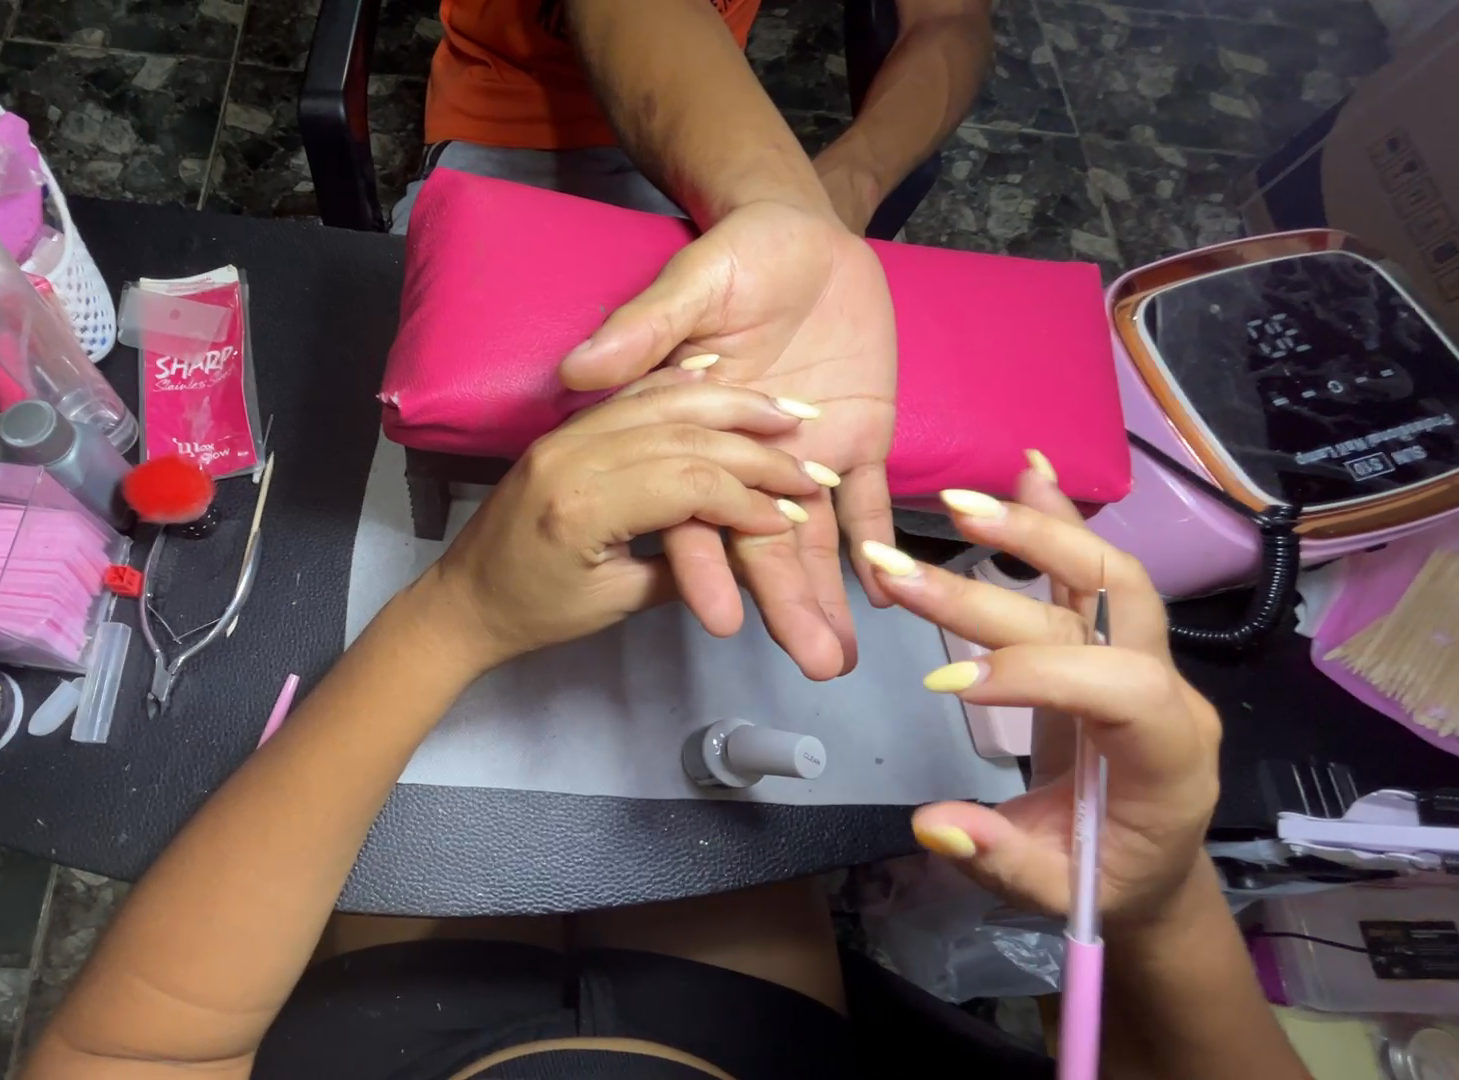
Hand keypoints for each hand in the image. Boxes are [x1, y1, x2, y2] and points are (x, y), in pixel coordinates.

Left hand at [417, 381, 823, 672]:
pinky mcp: (560, 431)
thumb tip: (744, 552)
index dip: (747, 498)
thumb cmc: (534, 614)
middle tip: (807, 463)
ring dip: (727, 406)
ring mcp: (562, 437)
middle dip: (753, 450)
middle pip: (681, 435)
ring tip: (784, 414)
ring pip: (659, 404)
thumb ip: (681, 572)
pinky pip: (627, 397)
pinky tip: (715, 382)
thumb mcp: (612, 603)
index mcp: (583, 507)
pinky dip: (677, 388)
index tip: (789, 516)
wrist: (463, 598)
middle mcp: (571, 457)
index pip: (688, 483)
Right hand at [559, 199, 897, 680]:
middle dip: (779, 602)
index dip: (702, 560)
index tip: (717, 617)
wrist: (802, 236)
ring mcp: (803, 458)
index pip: (691, 508)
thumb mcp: (691, 285)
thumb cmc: (737, 255)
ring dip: (826, 593)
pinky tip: (886, 590)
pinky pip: (869, 498)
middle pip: (755, 540)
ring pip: (811, 535)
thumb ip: (643, 332)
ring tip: (840, 656)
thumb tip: (577, 371)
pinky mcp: (856, 441)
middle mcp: (746, 461)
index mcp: (697, 435)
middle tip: (811, 665)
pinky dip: (878, 541)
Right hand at [861, 462, 1220, 928]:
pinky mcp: (1106, 642)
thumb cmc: (1100, 873)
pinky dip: (1057, 519)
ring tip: (958, 502)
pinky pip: (1090, 572)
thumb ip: (998, 856)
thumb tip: (935, 823)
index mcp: (1167, 756)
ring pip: (1103, 574)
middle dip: (987, 589)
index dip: (1032, 674)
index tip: (943, 685)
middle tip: (894, 567)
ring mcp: (1139, 657)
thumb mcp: (1048, 886)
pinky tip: (1029, 474)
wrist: (1147, 859)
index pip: (1117, 689)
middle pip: (1094, 612)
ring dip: (1031, 530)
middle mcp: (1164, 691)